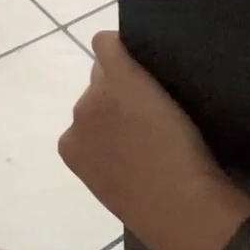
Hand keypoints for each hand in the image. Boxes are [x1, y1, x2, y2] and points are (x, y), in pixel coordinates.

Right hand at [59, 31, 220, 216]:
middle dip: (118, 97)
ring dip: (129, 80)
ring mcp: (96, 94)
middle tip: (150, 113)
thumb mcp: (119, 185)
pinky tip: (138, 44)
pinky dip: (116, 43)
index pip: (87, 115)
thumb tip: (123, 138)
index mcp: (71, 147)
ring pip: (108, 71)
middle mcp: (78, 116)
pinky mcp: (119, 76)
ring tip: (161, 99)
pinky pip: (106, 44)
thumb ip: (110, 157)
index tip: (133, 126)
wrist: (178, 204)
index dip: (110, 116)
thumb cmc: (156, 206)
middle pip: (97, 90)